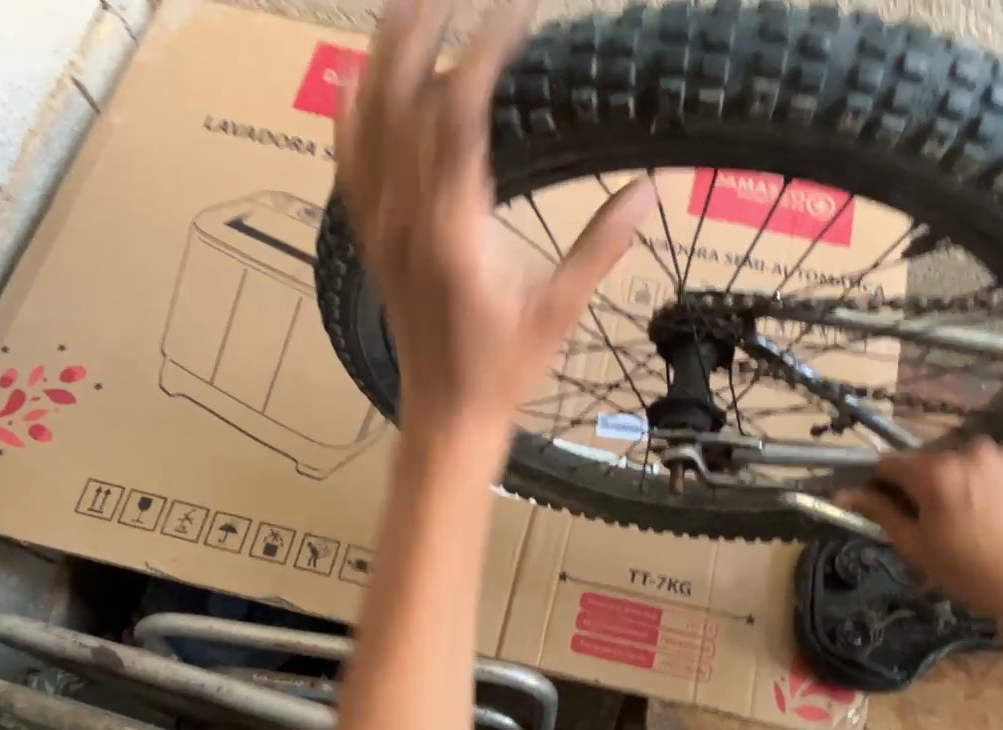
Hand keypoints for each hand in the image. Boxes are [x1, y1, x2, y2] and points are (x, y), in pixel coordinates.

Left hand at [334, 0, 652, 443]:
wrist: (448, 415)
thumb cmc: (505, 370)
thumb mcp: (561, 309)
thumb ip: (602, 244)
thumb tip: (653, 185)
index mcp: (456, 230)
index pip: (461, 113)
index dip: (485, 51)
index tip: (516, 11)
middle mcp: (408, 218)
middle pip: (404, 100)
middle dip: (427, 31)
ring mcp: (382, 229)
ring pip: (369, 125)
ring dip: (384, 58)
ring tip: (405, 5)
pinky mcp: (373, 243)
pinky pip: (350, 169)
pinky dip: (348, 120)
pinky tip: (351, 82)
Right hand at [836, 438, 1002, 647]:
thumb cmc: (970, 573)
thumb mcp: (915, 546)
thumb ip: (879, 511)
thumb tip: (842, 493)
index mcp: (936, 472)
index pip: (890, 464)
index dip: (881, 484)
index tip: (886, 506)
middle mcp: (971, 452)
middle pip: (930, 461)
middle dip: (924, 484)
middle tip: (933, 520)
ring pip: (965, 461)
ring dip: (959, 480)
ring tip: (970, 517)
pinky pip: (998, 466)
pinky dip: (991, 481)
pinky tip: (998, 512)